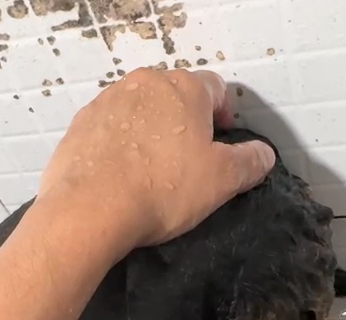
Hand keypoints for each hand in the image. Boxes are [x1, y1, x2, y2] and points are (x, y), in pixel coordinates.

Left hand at [38, 69, 275, 251]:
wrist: (91, 208)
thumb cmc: (162, 191)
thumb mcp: (219, 182)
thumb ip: (247, 164)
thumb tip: (264, 155)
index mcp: (186, 89)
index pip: (215, 89)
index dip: (223, 114)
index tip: (222, 140)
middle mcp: (146, 84)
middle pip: (174, 98)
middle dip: (184, 124)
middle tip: (187, 162)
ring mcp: (108, 102)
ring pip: (139, 112)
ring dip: (149, 134)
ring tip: (151, 173)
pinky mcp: (81, 126)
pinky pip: (109, 132)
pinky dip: (118, 148)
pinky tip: (120, 178)